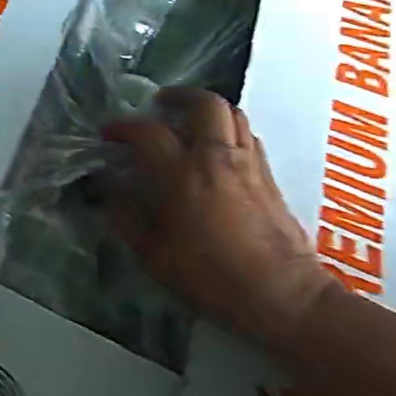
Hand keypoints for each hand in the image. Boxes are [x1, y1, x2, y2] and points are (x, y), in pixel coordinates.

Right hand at [102, 88, 334, 347]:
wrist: (287, 300)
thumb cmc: (213, 279)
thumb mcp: (154, 256)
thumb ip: (127, 218)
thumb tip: (108, 191)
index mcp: (182, 176)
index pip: (148, 132)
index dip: (122, 127)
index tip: (109, 134)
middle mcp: (217, 159)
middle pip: (204, 104)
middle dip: (179, 96)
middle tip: (160, 104)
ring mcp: (249, 166)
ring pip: (233, 114)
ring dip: (207, 110)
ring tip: (189, 121)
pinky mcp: (271, 179)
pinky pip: (248, 137)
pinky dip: (229, 131)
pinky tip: (217, 149)